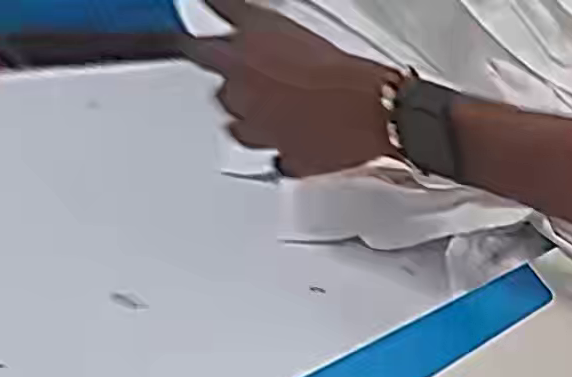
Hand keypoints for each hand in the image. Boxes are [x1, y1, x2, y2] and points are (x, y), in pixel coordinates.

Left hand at [181, 0, 398, 175]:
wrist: (380, 112)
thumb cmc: (337, 72)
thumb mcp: (273, 22)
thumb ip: (231, 10)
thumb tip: (213, 2)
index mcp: (229, 60)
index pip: (190, 49)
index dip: (206, 51)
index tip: (214, 53)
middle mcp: (241, 99)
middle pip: (222, 97)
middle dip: (240, 94)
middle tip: (264, 92)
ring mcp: (269, 135)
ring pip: (243, 134)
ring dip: (256, 128)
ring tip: (277, 123)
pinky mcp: (300, 163)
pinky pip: (283, 165)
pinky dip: (288, 160)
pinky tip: (298, 152)